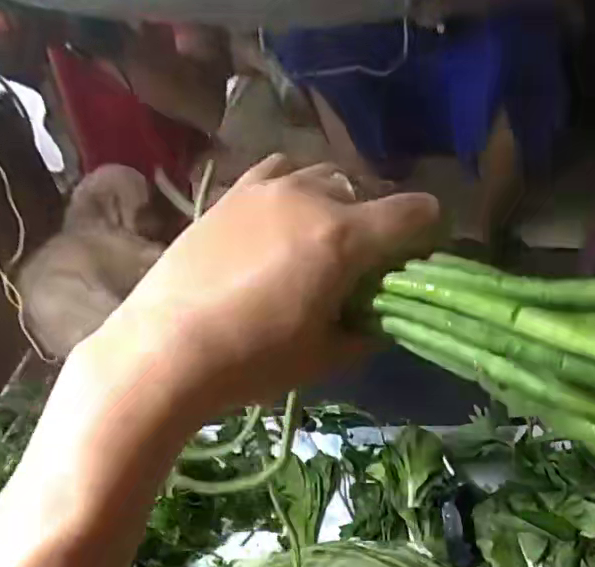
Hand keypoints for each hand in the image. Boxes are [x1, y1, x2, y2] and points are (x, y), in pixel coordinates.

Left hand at [81, 154, 439, 416]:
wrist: (166, 349)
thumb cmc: (252, 362)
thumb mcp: (320, 360)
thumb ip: (361, 335)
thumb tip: (377, 322)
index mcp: (343, 239)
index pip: (411, 213)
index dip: (428, 231)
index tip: (423, 255)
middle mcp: (310, 199)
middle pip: (366, 193)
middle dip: (378, 223)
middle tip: (365, 263)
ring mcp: (265, 190)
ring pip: (321, 177)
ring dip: (336, 202)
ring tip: (323, 239)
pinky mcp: (229, 195)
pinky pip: (277, 174)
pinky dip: (294, 191)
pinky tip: (283, 220)